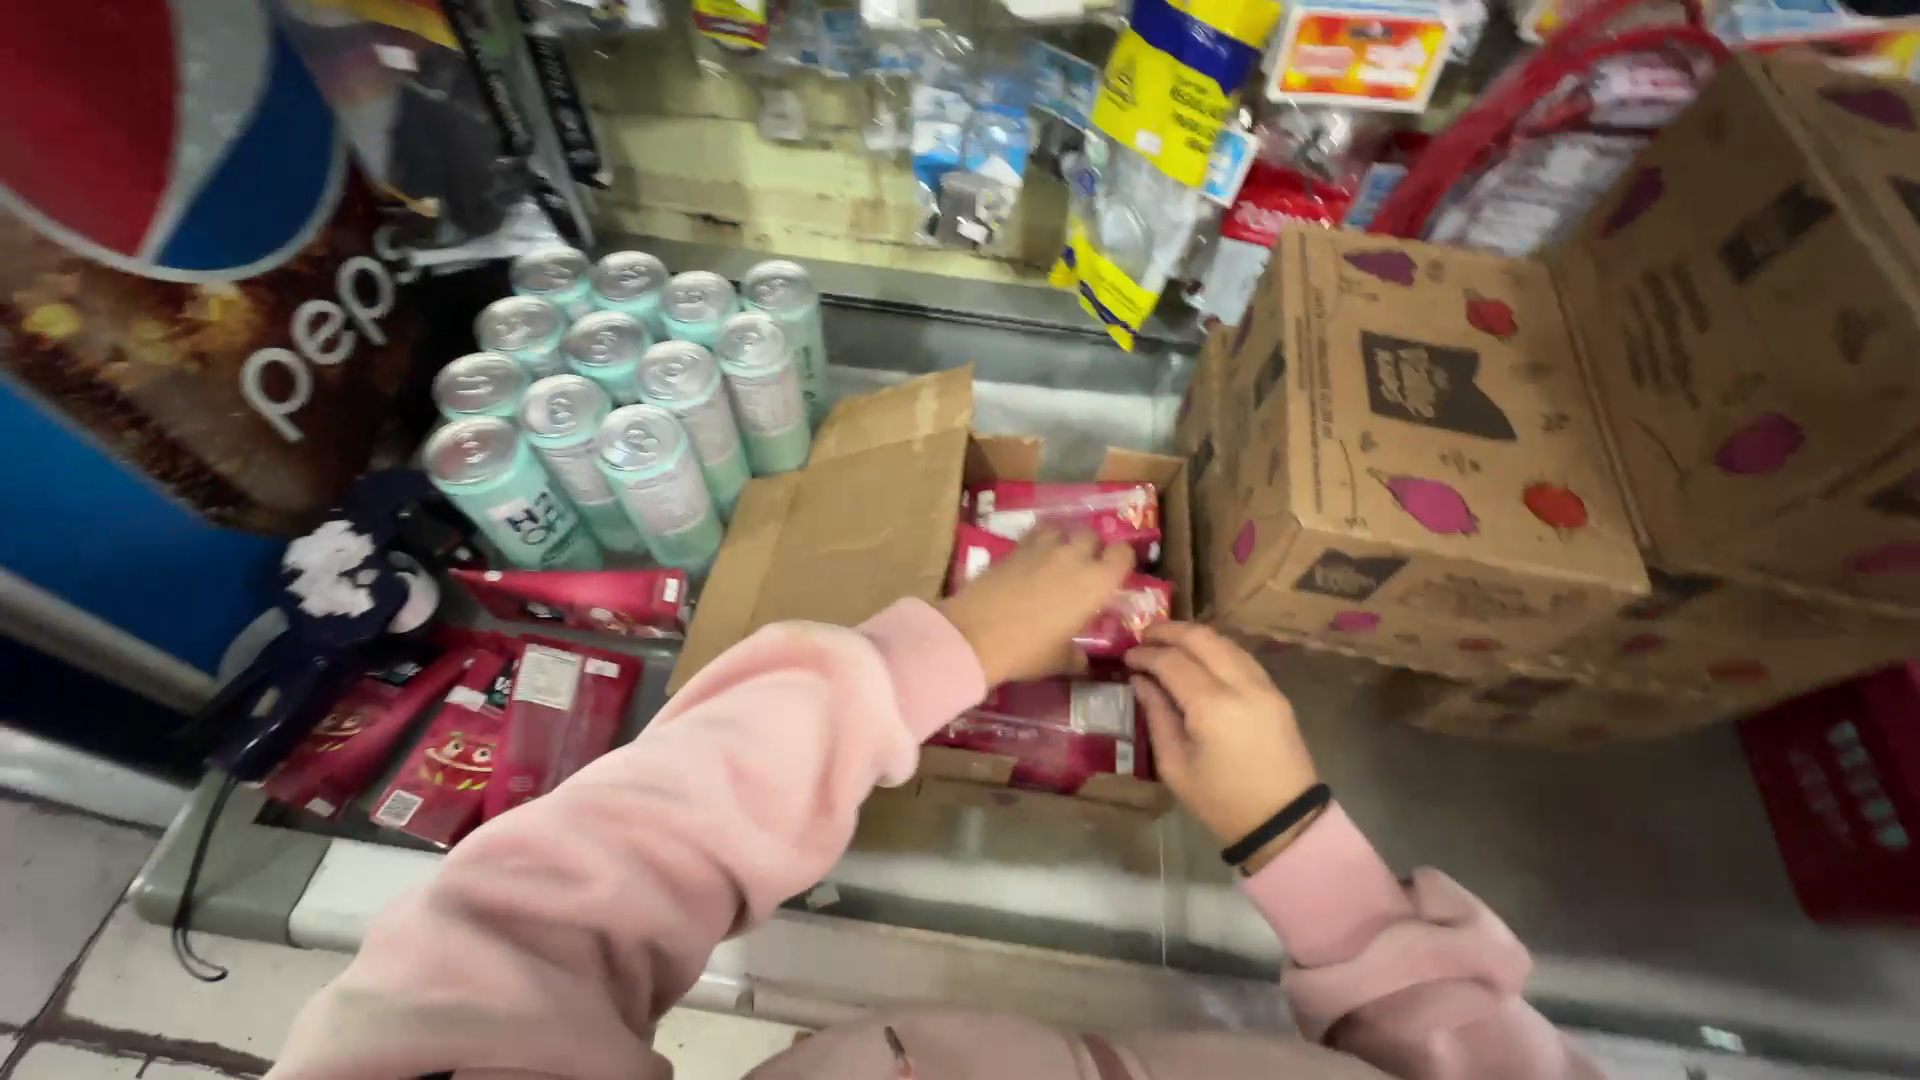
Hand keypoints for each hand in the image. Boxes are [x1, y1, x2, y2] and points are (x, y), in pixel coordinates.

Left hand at [937, 528, 1134, 685]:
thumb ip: (1075, 656)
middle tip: (1083, 568)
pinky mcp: (1012, 548)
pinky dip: (1037, 543)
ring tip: (1056, 559)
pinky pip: (1034, 535)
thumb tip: (1081, 659)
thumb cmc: (1026, 651)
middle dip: (1091, 547)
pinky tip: (1030, 561)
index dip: (1121, 560)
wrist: (974, 635)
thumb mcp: (1058, 660)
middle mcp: (1073, 556)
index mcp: (1095, 582)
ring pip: (1061, 529)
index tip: (1114, 572)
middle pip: (1091, 535)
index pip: (1123, 554)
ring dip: (1063, 540)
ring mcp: (1041, 548)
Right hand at [1126, 624, 1319, 871]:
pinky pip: (1242, 657)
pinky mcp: (1277, 693)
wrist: (1284, 822)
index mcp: (1212, 707)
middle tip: (1144, 636)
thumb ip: (1157, 715)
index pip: (1172, 661)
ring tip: (1168, 644)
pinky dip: (1216, 649)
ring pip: (1225, 642)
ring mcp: (1264, 687)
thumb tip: (1141, 681)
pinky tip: (1199, 659)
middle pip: (1202, 638)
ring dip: (1194, 637)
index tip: (1127, 657)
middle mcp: (1241, 686)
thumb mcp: (1175, 765)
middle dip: (1169, 631)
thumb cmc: (1221, 801)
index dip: (1145, 654)